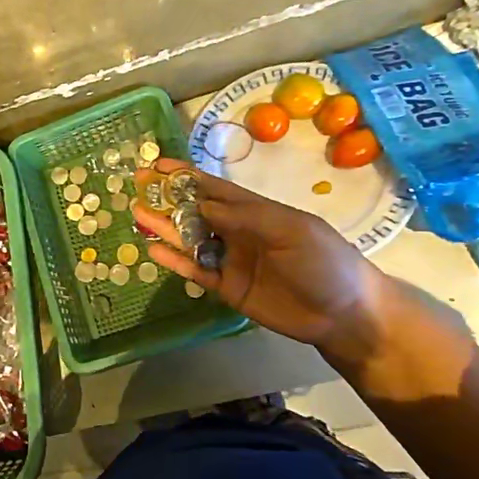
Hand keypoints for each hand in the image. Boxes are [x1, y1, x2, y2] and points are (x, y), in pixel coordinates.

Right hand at [131, 160, 394, 357]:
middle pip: (198, 212)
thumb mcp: (291, 229)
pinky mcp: (230, 290)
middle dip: (168, 198)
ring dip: (166, 228)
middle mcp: (241, 232)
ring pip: (192, 241)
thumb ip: (246, 216)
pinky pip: (198, 272)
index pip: (217, 189)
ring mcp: (233, 261)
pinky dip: (176, 262)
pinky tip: (154, 251)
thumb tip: (202, 203)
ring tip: (136, 214)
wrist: (342, 313)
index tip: (159, 165)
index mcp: (259, 211)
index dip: (188, 177)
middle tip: (136, 186)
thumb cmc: (324, 262)